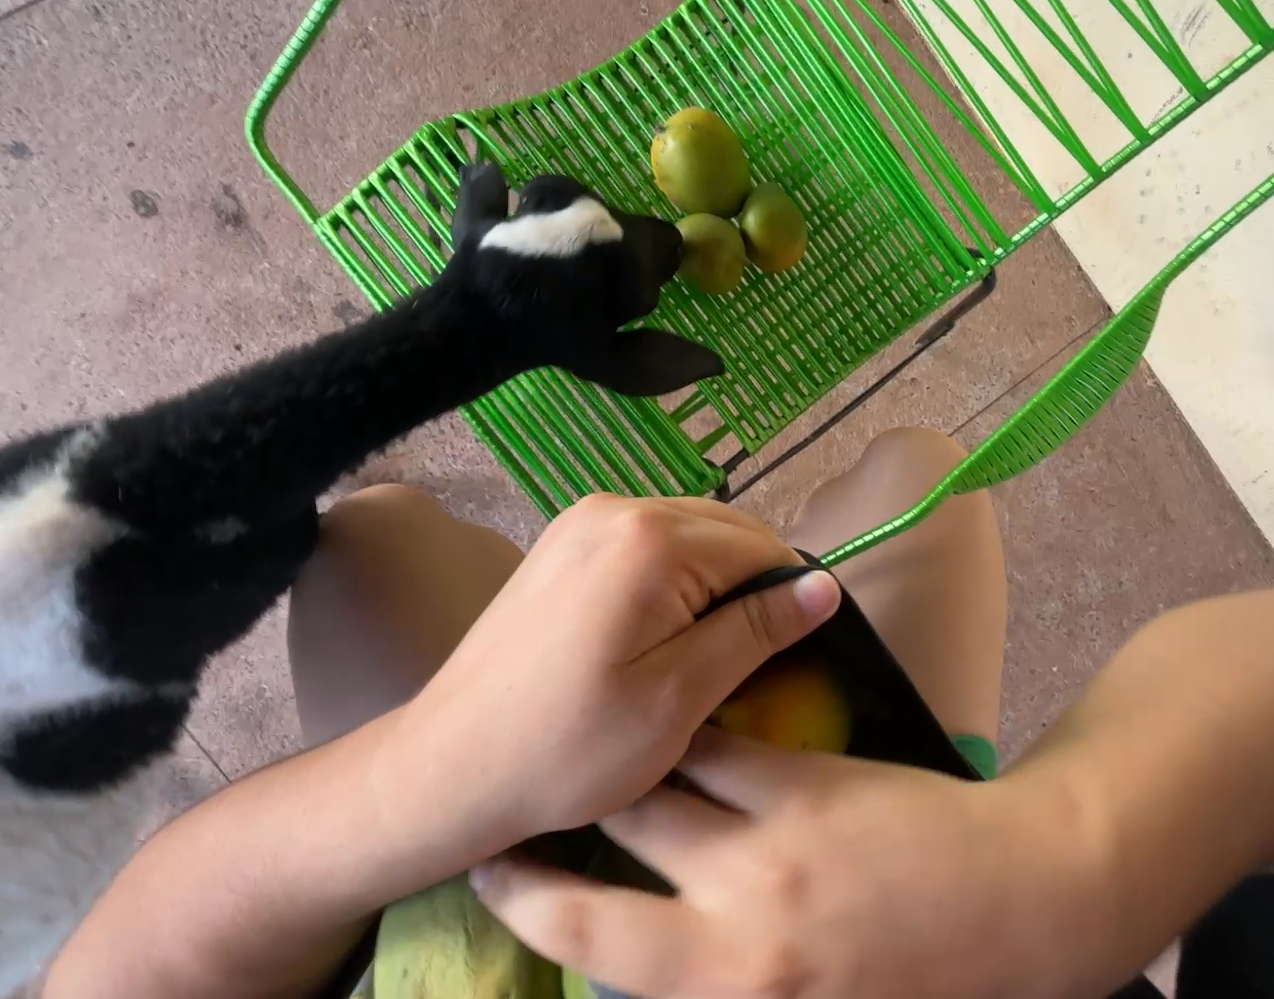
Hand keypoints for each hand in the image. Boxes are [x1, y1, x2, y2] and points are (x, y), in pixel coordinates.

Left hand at [377, 495, 842, 857]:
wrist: (450, 766)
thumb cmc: (571, 748)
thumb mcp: (680, 697)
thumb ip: (756, 630)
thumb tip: (824, 586)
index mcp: (651, 540)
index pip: (760, 547)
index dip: (790, 598)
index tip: (792, 655)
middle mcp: (617, 506)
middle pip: (726, 531)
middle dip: (752, 585)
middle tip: (750, 659)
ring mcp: (583, 517)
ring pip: (689, 533)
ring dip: (714, 580)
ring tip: (708, 648)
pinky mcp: (564, 539)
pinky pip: (647, 541)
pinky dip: (674, 575)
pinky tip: (662, 627)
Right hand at [470, 728, 1101, 998]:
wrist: (1022, 907)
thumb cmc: (922, 971)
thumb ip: (727, 976)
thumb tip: (657, 949)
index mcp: (730, 996)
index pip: (597, 957)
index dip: (531, 913)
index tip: (497, 877)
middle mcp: (730, 936)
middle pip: (595, 887)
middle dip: (534, 851)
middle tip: (503, 807)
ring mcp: (763, 855)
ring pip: (651, 794)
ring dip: (614, 763)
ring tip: (577, 736)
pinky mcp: (802, 789)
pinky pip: (719, 747)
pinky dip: (688, 724)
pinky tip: (668, 698)